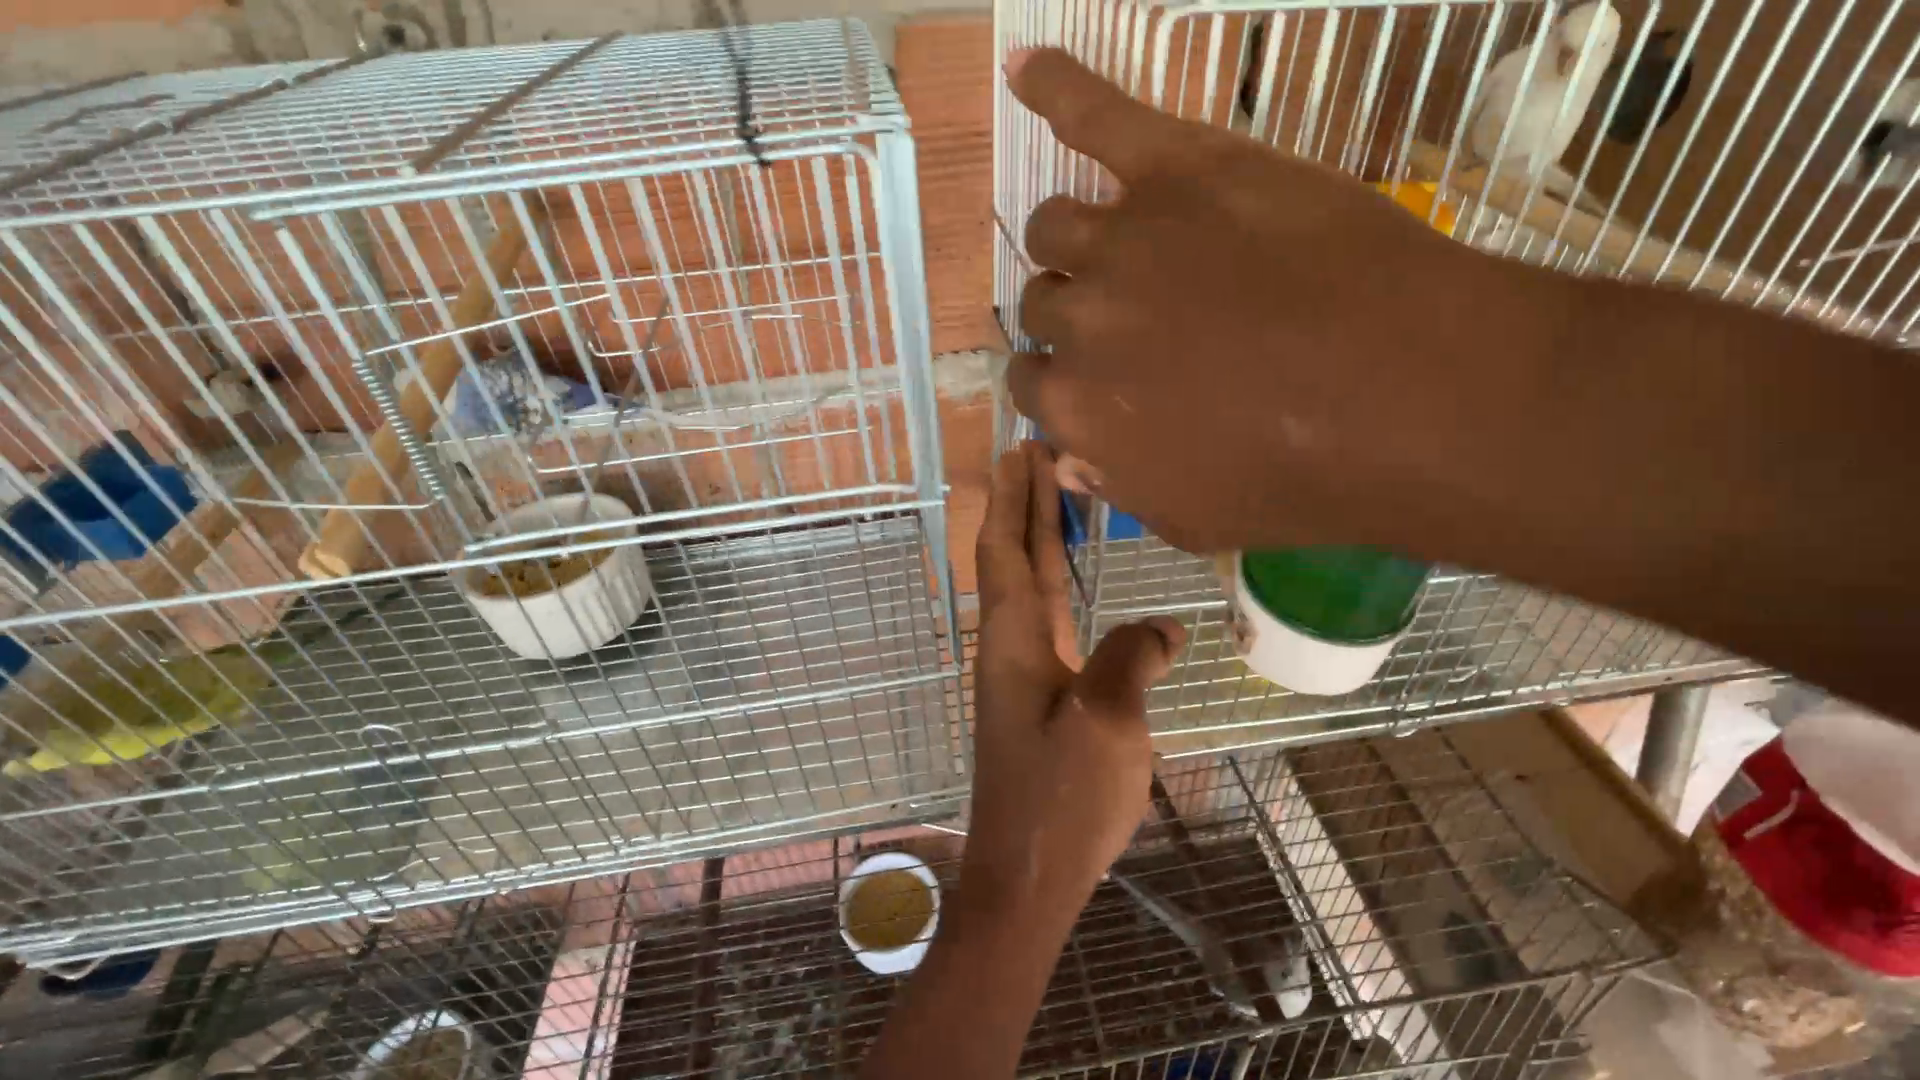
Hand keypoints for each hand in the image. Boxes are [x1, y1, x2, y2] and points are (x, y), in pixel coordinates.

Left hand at [963, 441, 1185, 923]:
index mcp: (1012, 639)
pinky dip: (1060, 588)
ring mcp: (1021, 677)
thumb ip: (1134, 658)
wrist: (1028, 874)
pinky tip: (1082, 587)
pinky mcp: (1039, 702)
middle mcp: (1008, 647)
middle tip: (1036, 453)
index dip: (1014, 498)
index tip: (1021, 449)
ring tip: (1060, 499)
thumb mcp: (1109, 719)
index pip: (1007, 549)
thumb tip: (1164, 630)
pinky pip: (1048, 623)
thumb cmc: (1062, 796)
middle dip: (1023, 506)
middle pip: (1013, 559)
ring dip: (1039, 541)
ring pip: (1030, 590)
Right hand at [1005, 48, 1565, 554]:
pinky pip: (1095, 114)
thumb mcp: (1191, 519)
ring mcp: (1124, 236)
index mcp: (1075, 408)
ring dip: (1074, 241)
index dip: (1063, 382)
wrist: (1411, 396)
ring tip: (1124, 243)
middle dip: (1074, 315)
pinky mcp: (1180, 168)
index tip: (1097, 380)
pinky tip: (1024, 66)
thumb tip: (1070, 457)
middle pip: (1041, 302)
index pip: (1031, 383)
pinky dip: (1055, 88)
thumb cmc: (1303, 480)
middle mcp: (1076, 321)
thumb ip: (1117, 484)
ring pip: (1056, 225)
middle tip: (1134, 318)